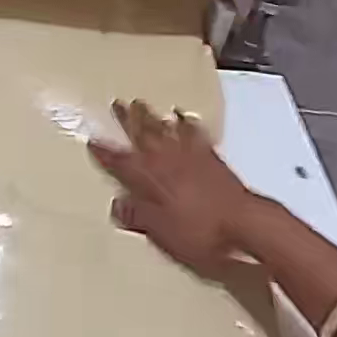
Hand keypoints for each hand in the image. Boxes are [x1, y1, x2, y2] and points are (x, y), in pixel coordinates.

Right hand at [87, 99, 260, 280]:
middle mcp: (168, 161)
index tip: (92, 141)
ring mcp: (190, 155)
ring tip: (140, 103)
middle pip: (143, 135)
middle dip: (127, 120)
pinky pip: (192, 132)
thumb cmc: (201, 233)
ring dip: (151, 116)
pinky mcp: (210, 156)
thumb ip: (138, 216)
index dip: (106, 153)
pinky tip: (182, 116)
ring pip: (164, 129)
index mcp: (151, 179)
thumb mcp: (162, 232)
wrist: (244, 223)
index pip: (121, 163)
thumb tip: (116, 204)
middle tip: (116, 103)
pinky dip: (184, 122)